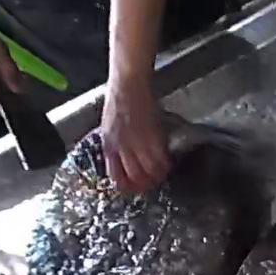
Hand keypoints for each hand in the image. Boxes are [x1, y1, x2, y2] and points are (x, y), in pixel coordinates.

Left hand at [100, 75, 168, 191]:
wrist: (128, 84)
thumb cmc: (118, 104)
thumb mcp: (108, 128)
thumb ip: (115, 147)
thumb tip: (122, 164)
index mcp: (108, 146)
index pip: (115, 176)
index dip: (126, 187)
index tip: (134, 189)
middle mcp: (121, 146)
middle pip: (134, 176)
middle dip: (144, 185)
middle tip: (152, 185)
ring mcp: (137, 141)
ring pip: (149, 169)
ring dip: (157, 175)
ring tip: (161, 175)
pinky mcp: (151, 134)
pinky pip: (160, 156)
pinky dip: (165, 163)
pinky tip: (167, 163)